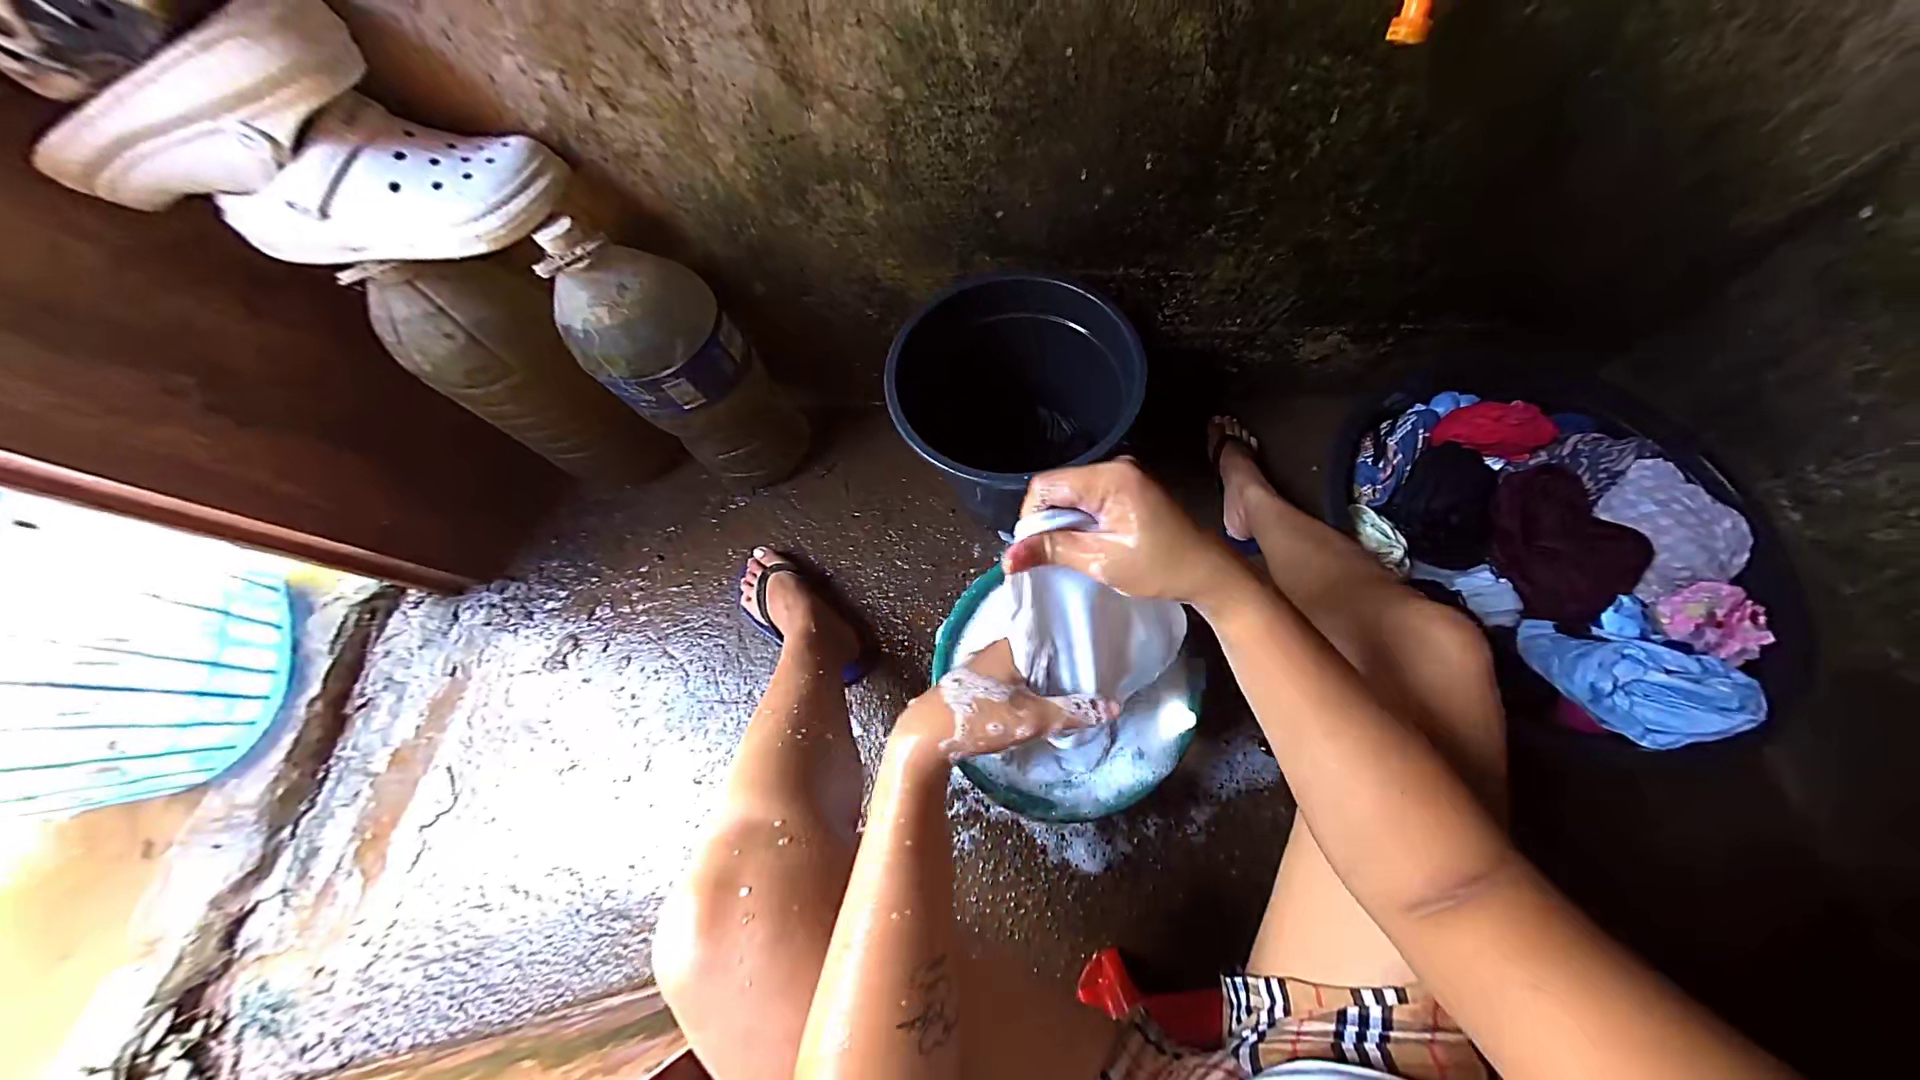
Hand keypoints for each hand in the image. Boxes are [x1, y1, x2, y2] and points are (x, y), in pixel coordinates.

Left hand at [893, 640, 1113, 762]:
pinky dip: (1026, 682)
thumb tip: (1113, 707)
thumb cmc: (979, 719)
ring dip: (1042, 671)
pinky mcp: (974, 684)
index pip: (1048, 630)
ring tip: (1071, 680)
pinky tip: (1038, 695)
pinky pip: (1010, 675)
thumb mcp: (1033, 718)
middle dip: (1060, 655)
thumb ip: (1073, 712)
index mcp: (1011, 646)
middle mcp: (995, 649)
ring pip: (1021, 662)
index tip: (1095, 641)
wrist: (926, 737)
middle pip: (1036, 647)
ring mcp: (982, 665)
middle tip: (1090, 664)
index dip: (1071, 635)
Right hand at [1001, 459, 1246, 605]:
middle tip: (1052, 554)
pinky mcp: (1125, 487)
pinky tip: (1087, 542)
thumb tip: (1008, 557)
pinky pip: (1086, 497)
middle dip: (1047, 521)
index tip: (1034, 549)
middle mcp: (1115, 466)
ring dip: (1062, 522)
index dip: (1032, 518)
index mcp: (1111, 478)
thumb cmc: (1161, 568)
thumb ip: (1052, 550)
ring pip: (1069, 493)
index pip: (1046, 486)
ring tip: (1073, 550)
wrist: (1207, 571)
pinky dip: (1079, 520)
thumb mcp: (1101, 561)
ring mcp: (1122, 475)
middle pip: (1056, 487)